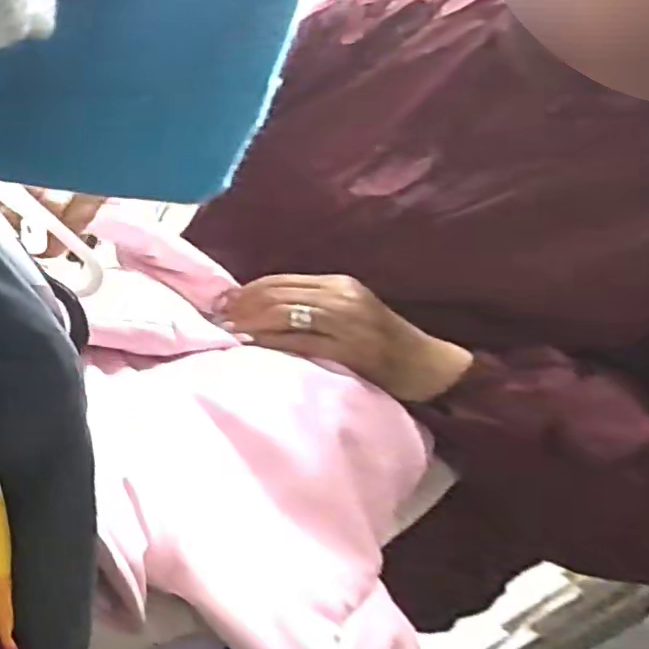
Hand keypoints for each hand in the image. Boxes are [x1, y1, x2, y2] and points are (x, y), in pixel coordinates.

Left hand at [215, 274, 474, 402]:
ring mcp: (349, 323)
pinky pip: (301, 342)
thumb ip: (308, 303)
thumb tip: (254, 304)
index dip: (246, 290)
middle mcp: (342, 297)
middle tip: (218, 315)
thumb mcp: (346, 309)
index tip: (222, 299)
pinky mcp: (352, 351)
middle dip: (242, 305)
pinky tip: (252, 345)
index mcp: (337, 283)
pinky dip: (271, 342)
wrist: (430, 367)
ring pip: (285, 315)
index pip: (280, 281)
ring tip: (228, 329)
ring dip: (251, 322)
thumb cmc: (380, 339)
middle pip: (278, 295)